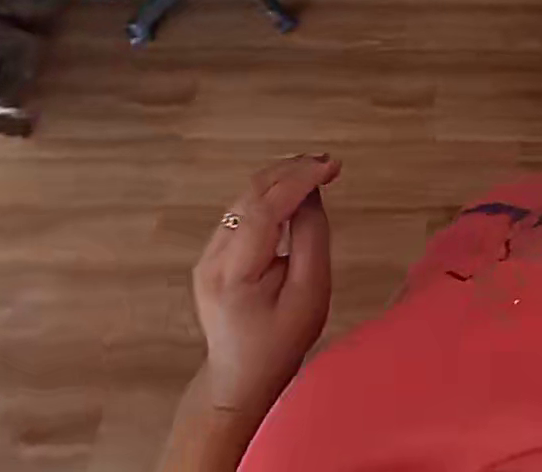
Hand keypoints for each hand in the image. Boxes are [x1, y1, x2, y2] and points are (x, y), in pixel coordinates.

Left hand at [193, 155, 340, 419]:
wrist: (241, 378)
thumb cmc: (282, 340)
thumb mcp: (311, 290)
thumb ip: (311, 235)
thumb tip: (312, 191)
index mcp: (233, 273)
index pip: (265, 208)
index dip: (300, 179)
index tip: (333, 166)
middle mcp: (212, 258)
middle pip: (251, 195)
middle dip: (293, 170)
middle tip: (330, 163)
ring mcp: (208, 254)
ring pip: (246, 196)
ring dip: (283, 176)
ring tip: (319, 168)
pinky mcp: (214, 252)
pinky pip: (244, 208)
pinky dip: (273, 190)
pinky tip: (297, 187)